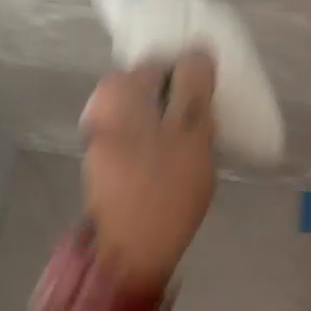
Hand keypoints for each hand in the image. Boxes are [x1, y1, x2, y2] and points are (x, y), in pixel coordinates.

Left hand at [79, 51, 217, 288]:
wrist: (129, 258)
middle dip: (182, 103)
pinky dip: (159, 146)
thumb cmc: (165, 187)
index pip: (165, 62)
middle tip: (207, 129)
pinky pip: (140, 140)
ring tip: (196, 151)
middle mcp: (101, 106)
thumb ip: (195, 84)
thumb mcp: (192, 128)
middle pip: (154, 88)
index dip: (192, 79)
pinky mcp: (105, 166)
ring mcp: (99, 138)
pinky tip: (177, 169)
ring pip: (148, 115)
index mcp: (118, 89)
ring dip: (171, 126)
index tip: (211, 104)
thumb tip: (196, 52)